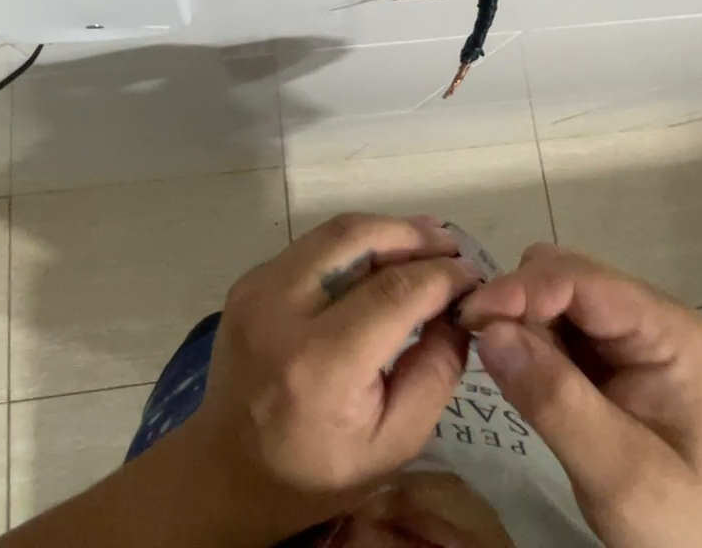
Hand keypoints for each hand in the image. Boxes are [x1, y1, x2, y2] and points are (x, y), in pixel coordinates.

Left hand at [179, 213, 482, 537]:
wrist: (227, 471)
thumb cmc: (317, 470)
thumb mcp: (394, 443)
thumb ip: (434, 372)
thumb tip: (456, 310)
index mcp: (319, 363)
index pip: (394, 292)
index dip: (442, 275)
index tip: (474, 276)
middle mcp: (280, 311)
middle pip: (357, 239)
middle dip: (413, 235)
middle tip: (453, 246)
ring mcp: (257, 289)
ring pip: (333, 232)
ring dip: (386, 230)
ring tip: (427, 241)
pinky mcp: (249, 282)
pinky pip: (313, 246)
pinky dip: (355, 243)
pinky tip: (384, 255)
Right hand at [458, 245, 701, 547]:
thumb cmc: (677, 519)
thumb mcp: (620, 474)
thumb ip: (558, 402)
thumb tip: (490, 333)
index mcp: (665, 330)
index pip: (580, 279)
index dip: (520, 289)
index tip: (466, 322)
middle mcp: (644, 315)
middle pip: (560, 274)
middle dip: (515, 302)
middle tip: (486, 354)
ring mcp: (622, 331)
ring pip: (548, 292)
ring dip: (515, 320)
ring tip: (509, 375)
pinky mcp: (601, 352)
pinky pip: (547, 322)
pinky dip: (521, 337)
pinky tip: (520, 375)